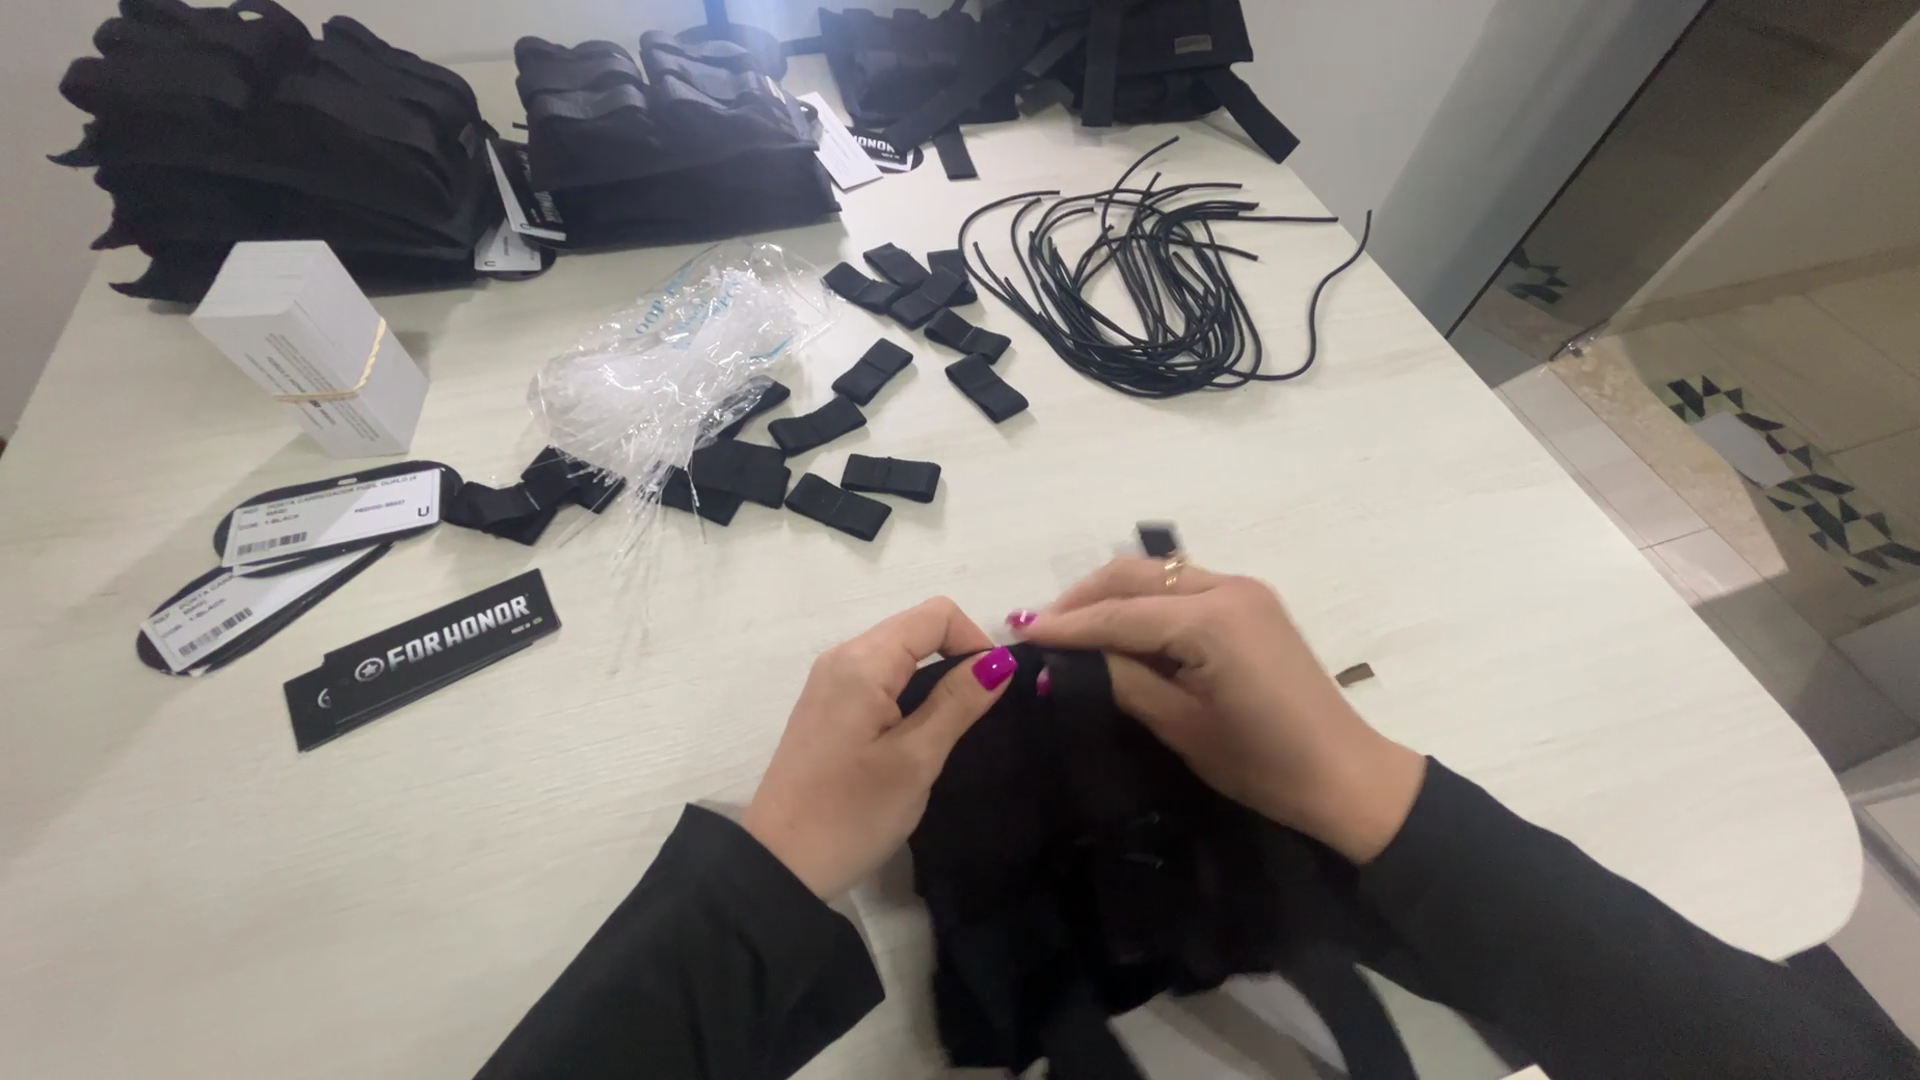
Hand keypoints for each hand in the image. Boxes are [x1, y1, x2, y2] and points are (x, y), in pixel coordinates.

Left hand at [744, 599, 1018, 897]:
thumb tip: (998, 662)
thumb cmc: (851, 814)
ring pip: (898, 650)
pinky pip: (878, 673)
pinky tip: (916, 729)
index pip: (935, 614)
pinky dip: (908, 687)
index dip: (974, 640)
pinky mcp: (826, 703)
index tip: (992, 688)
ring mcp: (829, 679)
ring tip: (951, 724)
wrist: (778, 865)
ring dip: (934, 673)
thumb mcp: (916, 759)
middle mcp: (842, 656)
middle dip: (957, 655)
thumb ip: (957, 702)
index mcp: (863, 662)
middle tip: (978, 710)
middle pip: (915, 627)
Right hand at [1011, 558, 1425, 862]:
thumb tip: (1062, 662)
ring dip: (1111, 593)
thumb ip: (1121, 680)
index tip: (1021, 632)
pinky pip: (1180, 584)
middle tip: (1044, 628)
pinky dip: (1143, 599)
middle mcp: (1227, 587)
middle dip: (1083, 597)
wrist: (1346, 776)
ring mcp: (1242, 588)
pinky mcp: (1249, 600)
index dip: (1067, 625)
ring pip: (1156, 573)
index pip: (1120, 615)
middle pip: (1134, 575)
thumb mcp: (1180, 725)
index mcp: (1213, 622)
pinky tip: (1121, 625)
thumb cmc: (1263, 765)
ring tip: (1073, 626)